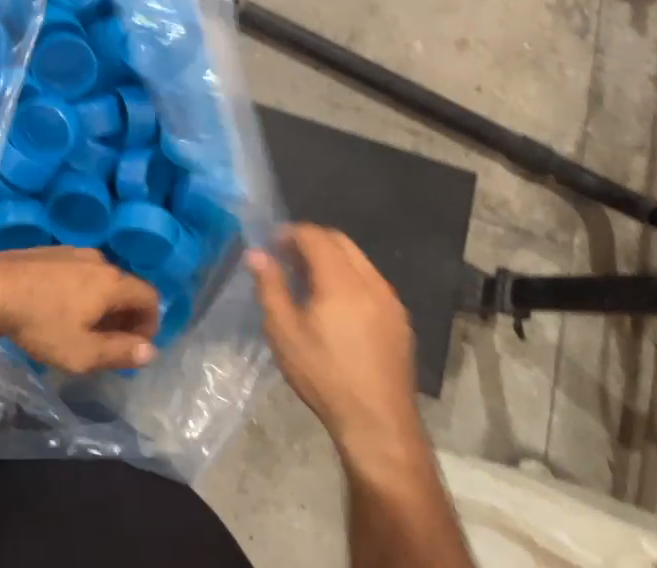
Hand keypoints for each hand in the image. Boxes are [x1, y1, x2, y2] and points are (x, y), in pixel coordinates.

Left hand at [0, 248, 160, 373]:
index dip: (149, 325)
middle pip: (124, 286)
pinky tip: (56, 309)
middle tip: (108, 343)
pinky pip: (77, 271)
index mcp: (112, 281)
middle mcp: (96, 259)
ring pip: (99, 278)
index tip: (132, 347)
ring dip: (100, 304)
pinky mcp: (47, 251)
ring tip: (81, 328)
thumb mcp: (83, 352)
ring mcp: (70, 251)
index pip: (150, 297)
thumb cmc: (41, 324)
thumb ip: (120, 353)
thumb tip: (150, 350)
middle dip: (124, 316)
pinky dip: (80, 291)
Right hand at [245, 224, 422, 462]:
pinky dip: (349, 276)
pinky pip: (371, 281)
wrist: (378, 423)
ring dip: (331, 258)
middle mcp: (372, 283)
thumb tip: (257, 254)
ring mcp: (391, 301)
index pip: (316, 237)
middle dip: (311, 241)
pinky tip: (333, 304)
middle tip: (285, 257)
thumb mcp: (284, 332)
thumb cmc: (324, 375)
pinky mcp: (400, 320)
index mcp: (342, 282)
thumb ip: (270, 287)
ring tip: (305, 280)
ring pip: (359, 260)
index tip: (270, 244)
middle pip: (341, 242)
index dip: (291, 233)